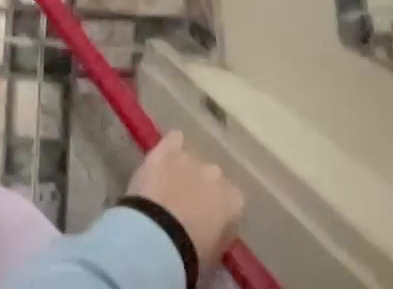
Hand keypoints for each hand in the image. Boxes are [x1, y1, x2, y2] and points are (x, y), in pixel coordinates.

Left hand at [127, 131, 244, 272]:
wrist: (158, 236)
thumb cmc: (192, 251)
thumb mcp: (217, 251)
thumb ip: (221, 231)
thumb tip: (215, 226)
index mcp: (234, 200)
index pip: (231, 201)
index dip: (218, 210)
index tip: (208, 220)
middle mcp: (215, 174)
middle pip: (211, 177)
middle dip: (201, 188)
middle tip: (186, 205)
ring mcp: (188, 159)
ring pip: (190, 160)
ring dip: (183, 171)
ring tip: (169, 186)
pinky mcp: (163, 152)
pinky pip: (172, 140)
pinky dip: (172, 144)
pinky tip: (169, 148)